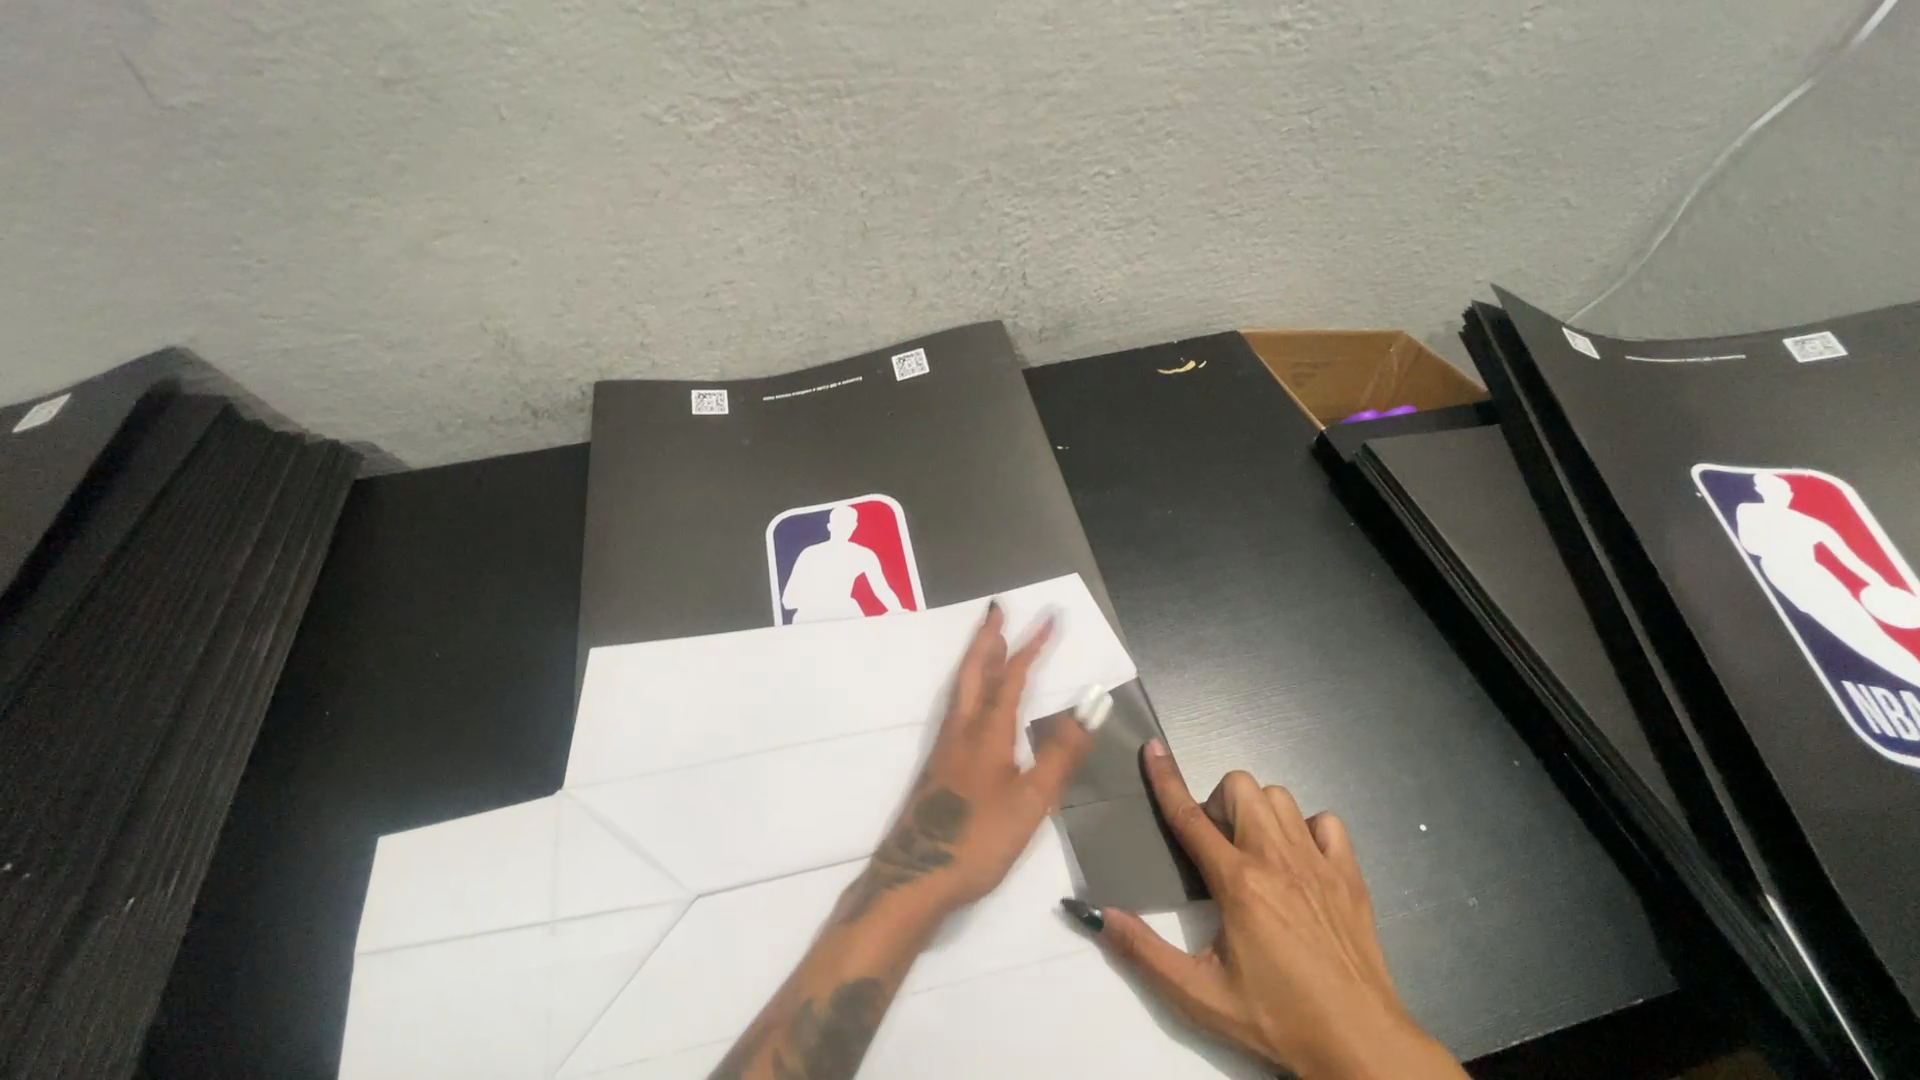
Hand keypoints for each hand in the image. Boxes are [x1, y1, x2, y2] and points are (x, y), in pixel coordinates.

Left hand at [836, 602, 1096, 923]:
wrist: (915, 877)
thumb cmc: (978, 840)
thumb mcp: (1031, 801)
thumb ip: (1061, 753)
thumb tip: (1092, 703)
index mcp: (987, 731)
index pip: (1012, 676)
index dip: (1033, 645)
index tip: (1050, 617)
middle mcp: (962, 730)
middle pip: (974, 671)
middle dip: (989, 638)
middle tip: (999, 610)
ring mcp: (945, 748)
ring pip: (961, 688)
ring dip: (976, 659)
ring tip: (989, 643)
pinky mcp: (938, 767)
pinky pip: (956, 708)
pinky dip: (970, 686)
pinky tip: (975, 702)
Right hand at [1071, 742, 1465, 1079]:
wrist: (1360, 1044)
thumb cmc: (1275, 1018)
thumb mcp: (1198, 995)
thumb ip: (1143, 951)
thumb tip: (1097, 913)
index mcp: (1238, 883)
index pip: (1190, 817)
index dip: (1166, 779)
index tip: (1152, 748)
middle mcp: (1277, 859)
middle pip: (1241, 787)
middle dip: (1218, 804)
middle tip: (1214, 847)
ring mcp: (1319, 863)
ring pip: (1280, 797)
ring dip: (1257, 812)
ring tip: (1252, 852)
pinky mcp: (1350, 875)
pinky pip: (1326, 822)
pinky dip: (1306, 829)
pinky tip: (1298, 861)